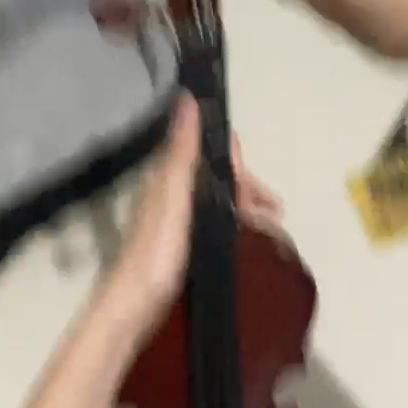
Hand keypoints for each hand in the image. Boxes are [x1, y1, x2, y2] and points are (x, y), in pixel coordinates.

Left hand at [99, 95, 284, 330]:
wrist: (132, 308)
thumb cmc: (154, 256)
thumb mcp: (173, 199)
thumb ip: (182, 153)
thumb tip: (187, 98)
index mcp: (167, 178)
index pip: (206, 150)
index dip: (234, 159)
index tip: (256, 182)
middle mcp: (168, 194)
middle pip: (214, 176)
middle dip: (246, 187)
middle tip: (276, 209)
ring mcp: (172, 222)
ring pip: (214, 200)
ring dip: (244, 206)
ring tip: (273, 225)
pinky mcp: (176, 248)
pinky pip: (211, 224)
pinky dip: (232, 225)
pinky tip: (243, 239)